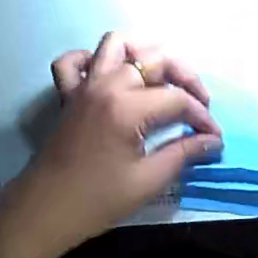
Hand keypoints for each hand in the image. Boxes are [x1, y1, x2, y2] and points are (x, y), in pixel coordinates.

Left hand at [0, 33, 221, 257]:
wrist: (43, 213)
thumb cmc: (97, 201)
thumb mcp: (148, 181)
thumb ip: (184, 153)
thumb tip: (213, 141)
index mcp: (126, 107)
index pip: (177, 99)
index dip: (202, 117)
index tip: (214, 138)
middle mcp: (106, 86)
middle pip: (155, 59)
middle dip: (186, 78)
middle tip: (200, 104)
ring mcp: (83, 87)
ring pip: (116, 44)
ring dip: (145, 55)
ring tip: (163, 79)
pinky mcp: (68, 95)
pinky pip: (75, 62)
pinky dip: (93, 61)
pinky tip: (111, 78)